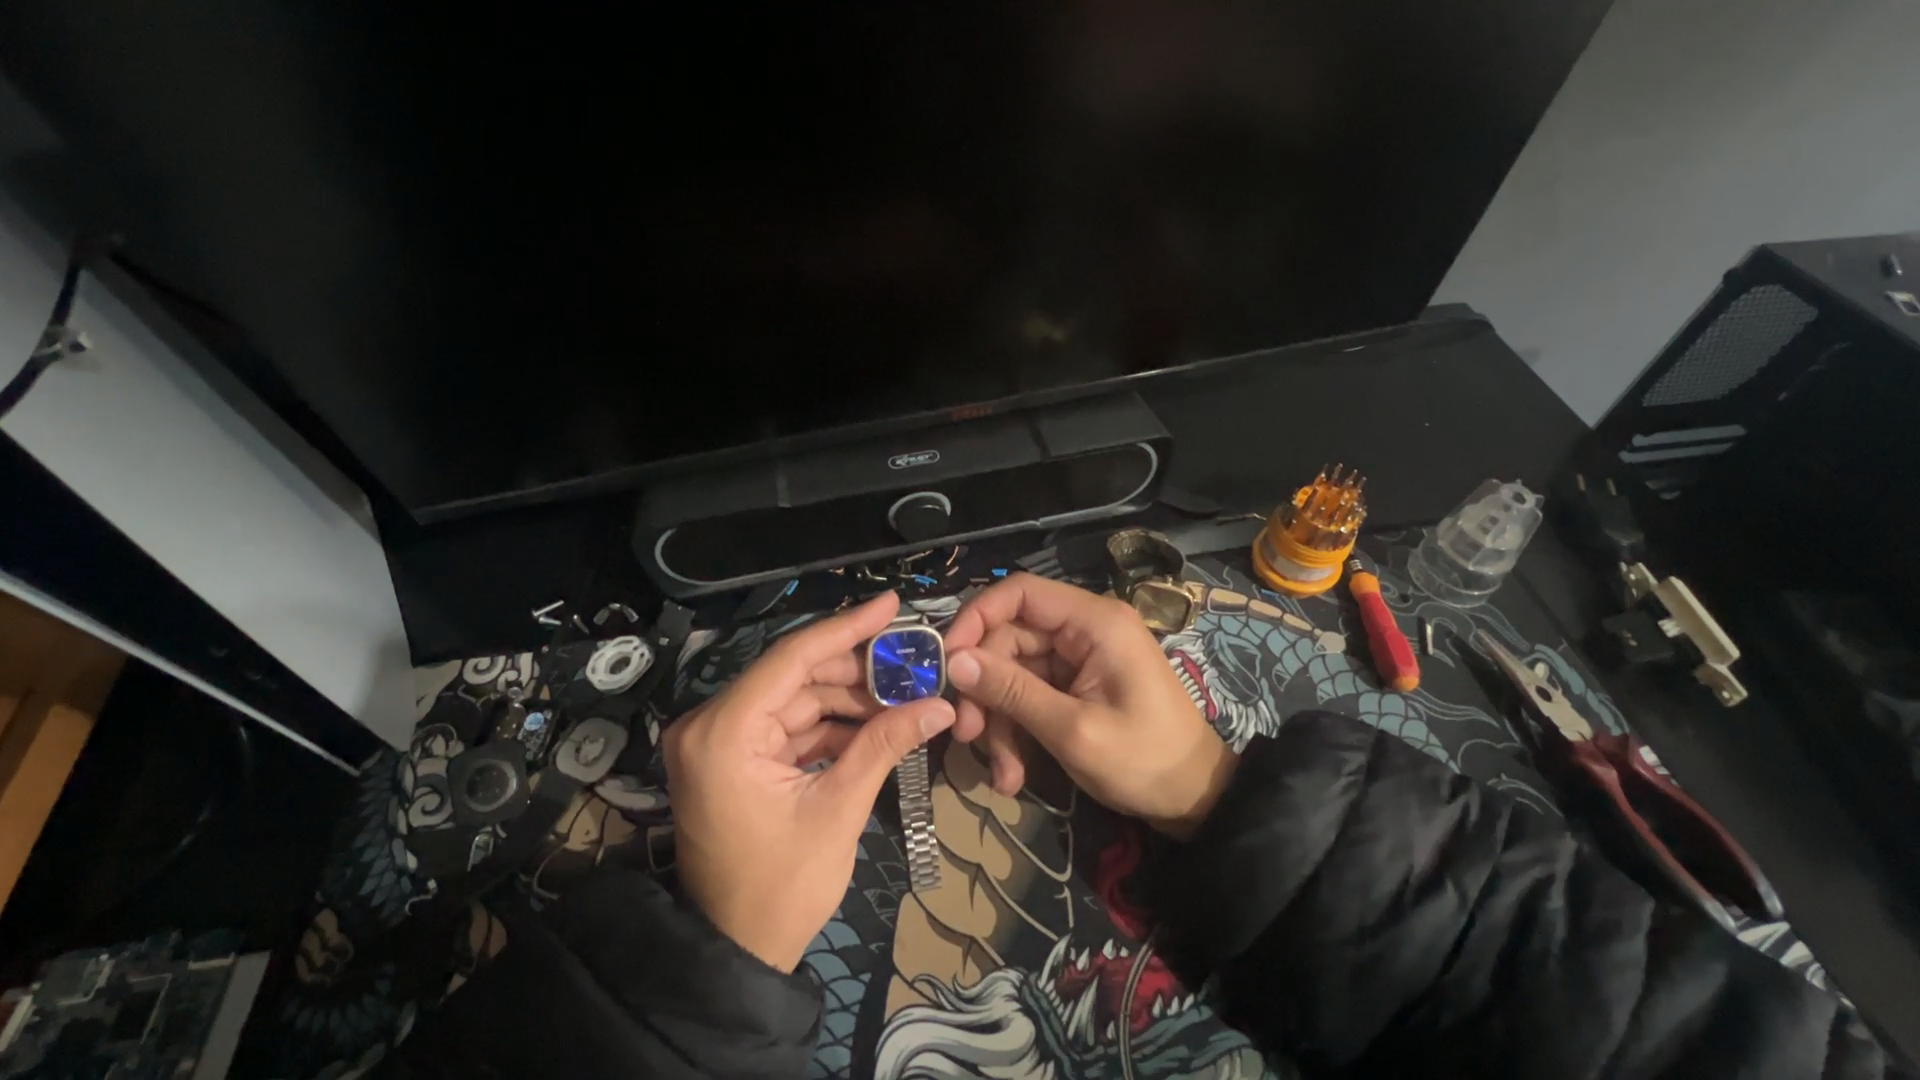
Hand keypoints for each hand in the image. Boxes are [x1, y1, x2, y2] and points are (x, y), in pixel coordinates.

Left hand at [664, 592, 954, 971]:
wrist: (736, 951)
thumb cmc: (782, 888)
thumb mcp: (838, 810)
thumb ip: (884, 746)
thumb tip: (940, 704)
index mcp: (723, 732)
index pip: (792, 658)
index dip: (846, 628)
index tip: (891, 604)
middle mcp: (711, 724)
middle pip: (794, 676)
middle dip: (856, 671)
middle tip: (913, 665)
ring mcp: (719, 741)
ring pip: (795, 699)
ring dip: (848, 700)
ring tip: (904, 699)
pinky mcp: (733, 758)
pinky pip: (787, 726)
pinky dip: (829, 726)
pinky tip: (875, 725)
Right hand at [944, 573, 1236, 839]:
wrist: (1195, 800)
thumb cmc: (1144, 761)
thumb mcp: (1073, 730)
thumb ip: (1012, 692)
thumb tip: (955, 660)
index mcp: (1094, 622)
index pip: (1019, 593)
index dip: (976, 619)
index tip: (947, 662)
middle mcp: (1083, 630)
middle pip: (1009, 639)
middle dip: (984, 689)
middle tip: (965, 735)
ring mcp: (1078, 659)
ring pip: (1013, 673)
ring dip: (998, 722)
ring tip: (1001, 774)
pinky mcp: (1075, 686)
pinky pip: (1029, 696)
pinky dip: (1016, 731)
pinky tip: (1013, 774)